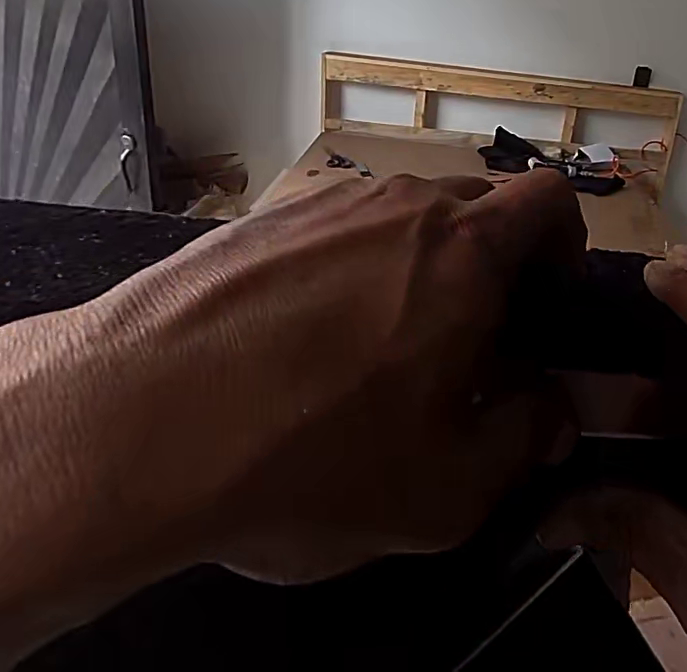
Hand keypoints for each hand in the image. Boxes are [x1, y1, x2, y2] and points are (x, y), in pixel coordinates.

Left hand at [0, 169, 587, 671]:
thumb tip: (552, 412)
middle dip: (497, 259)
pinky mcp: (273, 211)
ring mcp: (334, 197)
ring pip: (415, 210)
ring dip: (427, 258)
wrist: (122, 422)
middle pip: (484, 204)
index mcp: (468, 248)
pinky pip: (349, 221)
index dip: (564, 240)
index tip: (543, 295)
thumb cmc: (308, 455)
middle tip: (469, 332)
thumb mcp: (444, 489)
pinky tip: (311, 326)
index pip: (551, 198)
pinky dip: (360, 257)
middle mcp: (408, 201)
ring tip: (384, 333)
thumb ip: (526, 441)